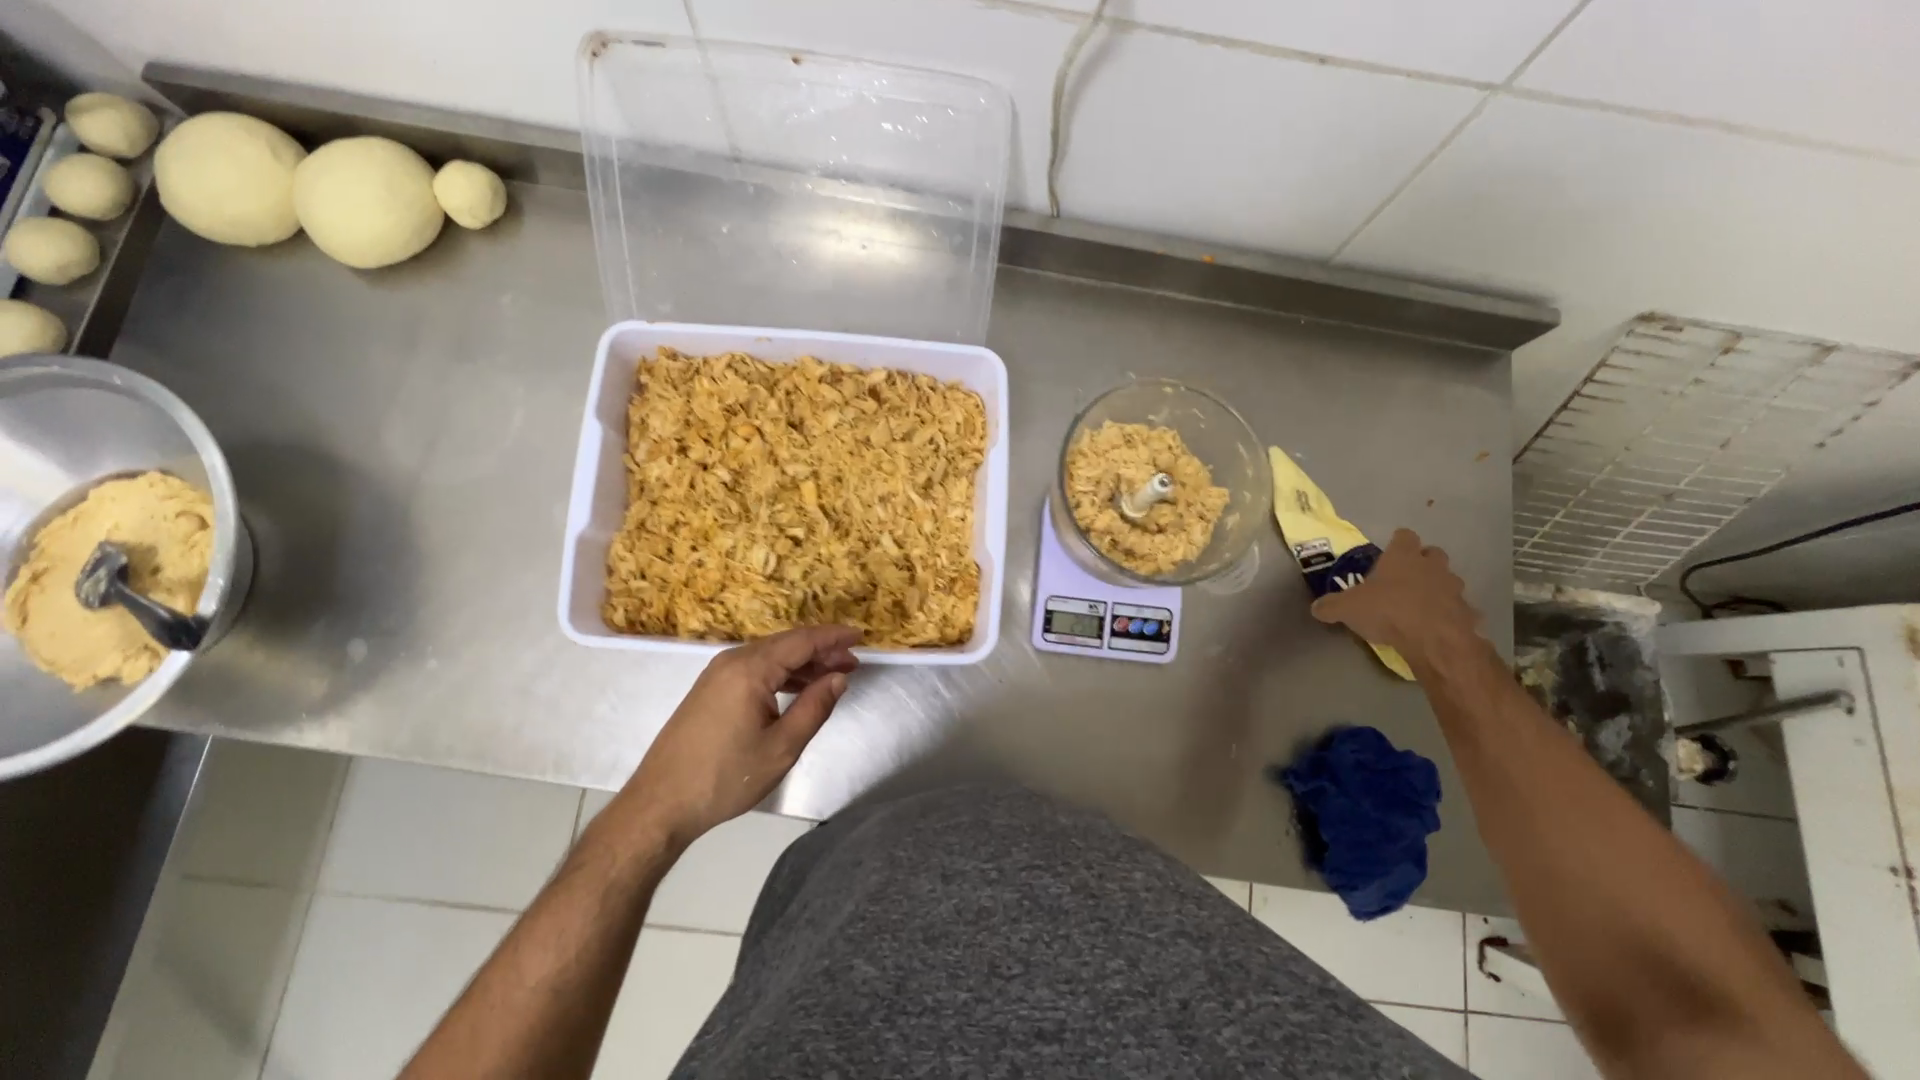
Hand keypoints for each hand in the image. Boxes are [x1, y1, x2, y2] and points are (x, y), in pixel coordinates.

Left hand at [619, 625, 859, 848]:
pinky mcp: (709, 690)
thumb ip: (814, 707)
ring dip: (802, 663)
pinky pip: (754, 669)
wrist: (662, 802)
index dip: (833, 638)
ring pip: (769, 656)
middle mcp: (732, 661)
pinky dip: (780, 674)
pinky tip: (797, 688)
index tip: (861, 637)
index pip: (801, 641)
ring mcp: (716, 674)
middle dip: (821, 650)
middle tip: (852, 662)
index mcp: (750, 669)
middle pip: (785, 644)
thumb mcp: (781, 747)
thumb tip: (838, 678)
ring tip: (832, 676)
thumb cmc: (726, 777)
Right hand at [1310, 528, 1484, 665]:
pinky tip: (1439, 628)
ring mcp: (1453, 588)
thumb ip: (1331, 606)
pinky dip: (1451, 615)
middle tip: (1406, 579)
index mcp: (1403, 557)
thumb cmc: (1387, 611)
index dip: (1397, 543)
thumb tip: (1317, 607)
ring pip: (1449, 580)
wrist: (1433, 639)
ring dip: (1438, 588)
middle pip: (1432, 553)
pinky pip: (1460, 609)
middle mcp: (1431, 566)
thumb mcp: (1347, 608)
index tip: (1388, 554)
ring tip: (1422, 606)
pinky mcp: (1467, 611)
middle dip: (1423, 563)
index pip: (1403, 536)